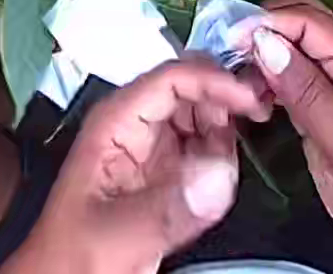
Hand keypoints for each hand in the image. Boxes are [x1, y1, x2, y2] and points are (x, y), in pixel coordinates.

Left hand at [4, 59, 269, 273]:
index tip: (251, 98)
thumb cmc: (73, 260)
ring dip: (224, 125)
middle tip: (260, 113)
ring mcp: (153, 144)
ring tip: (233, 156)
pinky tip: (221, 177)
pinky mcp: (166, 170)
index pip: (172, 78)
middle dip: (225, 94)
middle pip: (191, 86)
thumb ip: (168, 208)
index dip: (213, 80)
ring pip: (201, 111)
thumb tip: (221, 171)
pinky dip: (220, 152)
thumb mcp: (115, 238)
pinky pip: (203, 144)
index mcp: (118, 119)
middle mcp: (137, 121)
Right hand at [238, 0, 332, 273]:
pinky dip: (266, 80)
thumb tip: (264, 42)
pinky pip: (288, 76)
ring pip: (289, 45)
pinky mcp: (322, 108)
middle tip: (229, 60)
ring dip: (260, 55)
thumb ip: (308, 93)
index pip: (308, 20)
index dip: (267, 22)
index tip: (229, 41)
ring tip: (239, 85)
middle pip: (298, 20)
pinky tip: (253, 101)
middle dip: (261, 30)